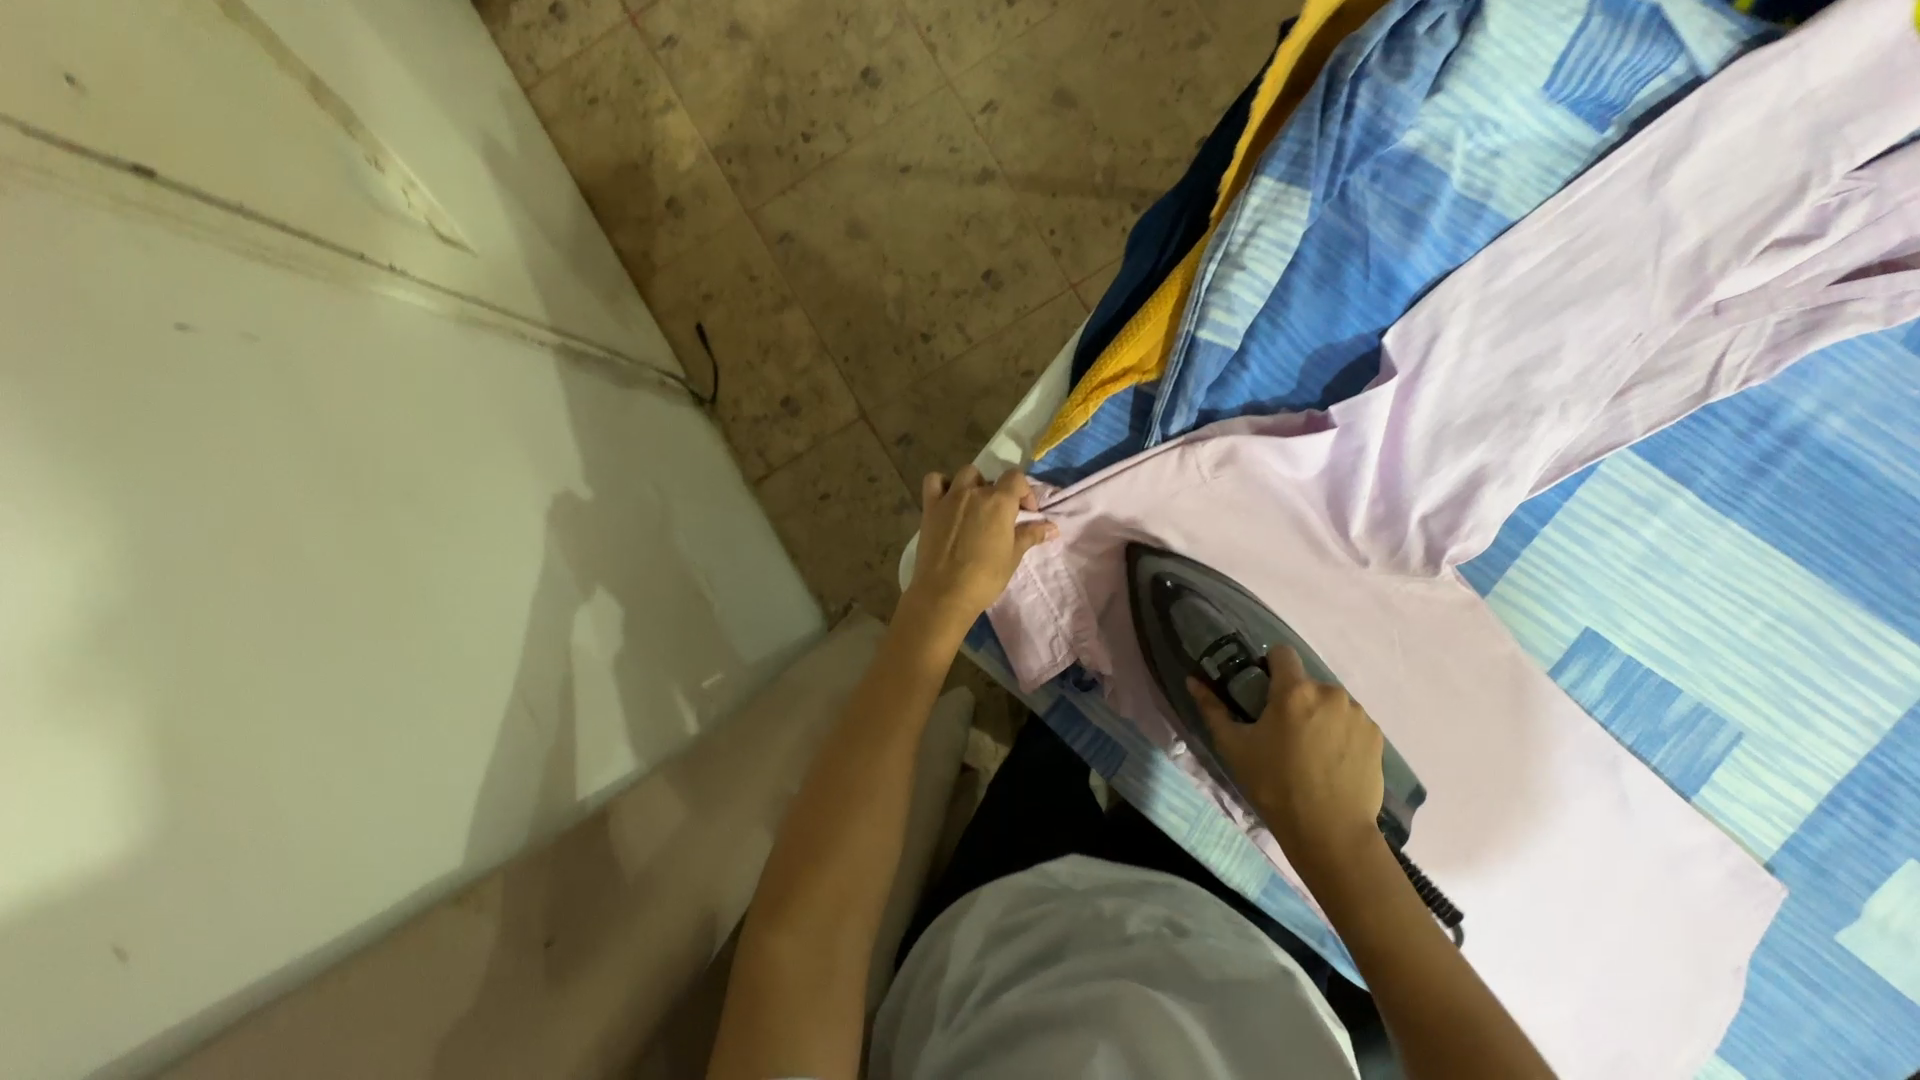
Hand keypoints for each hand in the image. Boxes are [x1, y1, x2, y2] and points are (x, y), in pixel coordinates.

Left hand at [904, 466, 1056, 625]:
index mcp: (999, 501)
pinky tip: (948, 500)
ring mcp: (949, 497)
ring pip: (966, 474)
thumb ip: (1031, 535)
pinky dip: (942, 484)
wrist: (945, 593)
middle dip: (1000, 493)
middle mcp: (974, 492)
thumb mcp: (1013, 556)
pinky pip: (934, 481)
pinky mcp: (930, 508)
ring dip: (974, 484)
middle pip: (991, 478)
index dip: (1025, 492)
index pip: (1016, 478)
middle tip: (1001, 516)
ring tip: (975, 506)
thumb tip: (1053, 528)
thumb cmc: (985, 577)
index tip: (1027, 513)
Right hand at [1188, 647, 1384, 869]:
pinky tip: (1331, 762)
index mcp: (1294, 691)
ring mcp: (1357, 714)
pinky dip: (1339, 733)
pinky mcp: (1375, 735)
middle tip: (1282, 733)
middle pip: (1306, 683)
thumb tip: (1192, 681)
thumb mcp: (1234, 747)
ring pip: (1330, 703)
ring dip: (1318, 716)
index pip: (1281, 653)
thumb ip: (1213, 709)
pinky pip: (1351, 722)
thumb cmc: (1274, 786)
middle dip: (1294, 699)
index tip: (1262, 692)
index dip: (1269, 666)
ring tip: (1310, 752)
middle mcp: (1330, 693)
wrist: (1330, 831)